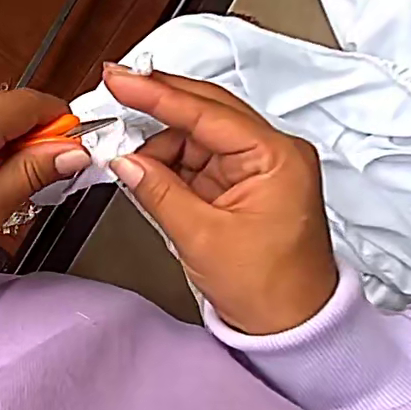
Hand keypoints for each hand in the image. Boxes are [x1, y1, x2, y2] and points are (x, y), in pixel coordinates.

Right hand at [102, 65, 336, 333]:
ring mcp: (257, 168)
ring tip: (127, 160)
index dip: (157, 94)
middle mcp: (272, 154)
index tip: (122, 81)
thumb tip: (125, 161)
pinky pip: (199, 161)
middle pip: (205, 114)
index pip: (207, 112)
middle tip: (117, 92)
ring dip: (160, 145)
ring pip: (197, 136)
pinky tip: (147, 171)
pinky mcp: (242, 184)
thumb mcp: (203, 238)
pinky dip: (170, 165)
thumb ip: (158, 191)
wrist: (293, 328)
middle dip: (157, 108)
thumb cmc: (272, 291)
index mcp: (276, 158)